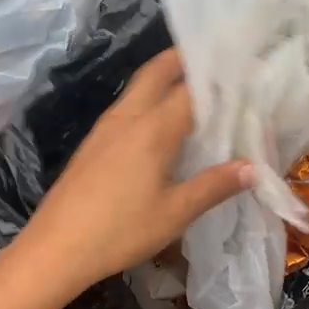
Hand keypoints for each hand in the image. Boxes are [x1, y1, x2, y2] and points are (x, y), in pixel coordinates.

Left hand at [6, 49, 251, 308]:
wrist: (55, 249)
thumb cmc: (120, 231)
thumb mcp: (175, 213)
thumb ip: (214, 186)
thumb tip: (253, 167)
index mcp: (152, 128)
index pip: (192, 89)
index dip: (221, 80)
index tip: (247, 74)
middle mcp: (127, 117)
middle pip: (157, 72)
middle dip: (185, 60)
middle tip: (217, 62)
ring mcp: (104, 129)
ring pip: (138, 89)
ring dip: (165, 80)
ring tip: (195, 91)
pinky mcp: (92, 146)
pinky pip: (127, 109)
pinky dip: (149, 103)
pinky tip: (161, 127)